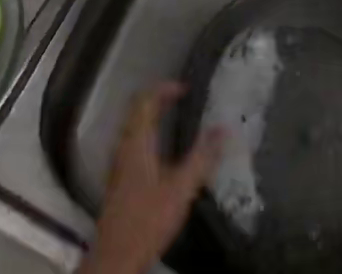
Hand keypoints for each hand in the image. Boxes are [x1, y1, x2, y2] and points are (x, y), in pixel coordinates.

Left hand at [78, 82, 222, 273]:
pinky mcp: (120, 174)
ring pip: (135, 124)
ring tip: (176, 118)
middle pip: (138, 109)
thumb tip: (224, 129)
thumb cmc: (149, 217)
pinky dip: (150, 132)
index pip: (146, 100)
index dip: (164, 89)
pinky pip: (134, 139)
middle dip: (159, 99)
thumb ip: (202, 158)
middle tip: (183, 99)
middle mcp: (124, 143)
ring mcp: (119, 159)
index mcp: (136, 139)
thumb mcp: (181, 189)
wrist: (117, 252)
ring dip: (153, 115)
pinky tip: (165, 150)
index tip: (186, 88)